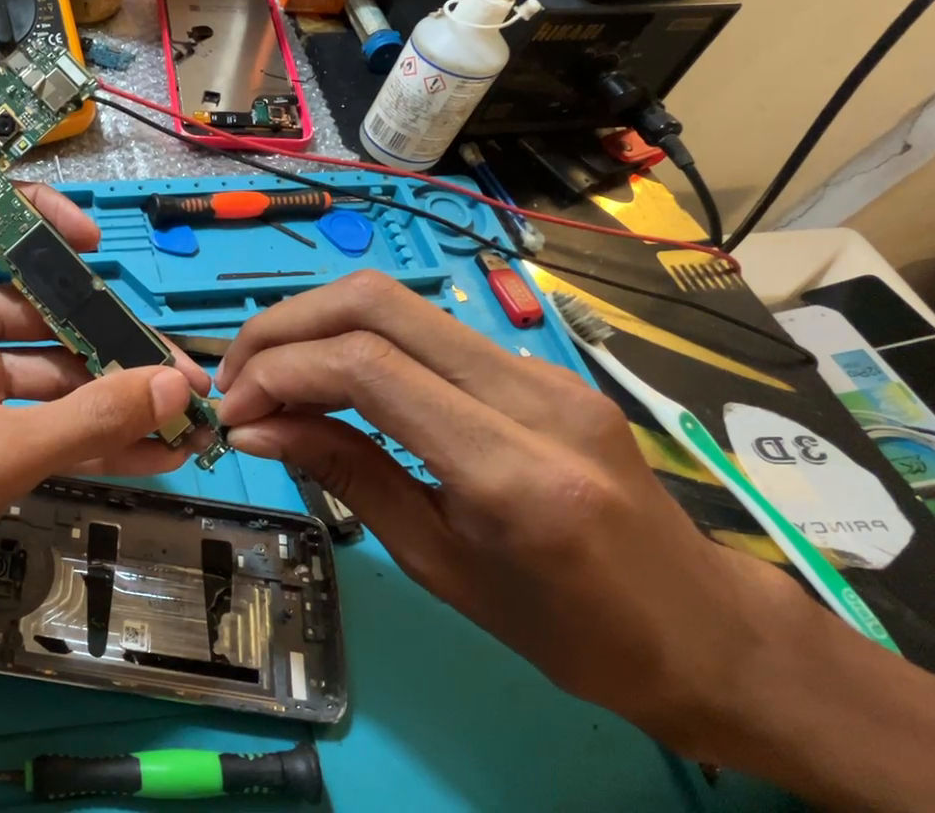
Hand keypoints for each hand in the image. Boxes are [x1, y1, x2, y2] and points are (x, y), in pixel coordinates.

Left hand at [0, 185, 211, 652]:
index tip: (92, 243)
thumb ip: (90, 419)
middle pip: (24, 298)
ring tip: (181, 415)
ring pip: (33, 364)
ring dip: (100, 392)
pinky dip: (73, 430)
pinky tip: (145, 454)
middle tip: (174, 363)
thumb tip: (177, 384)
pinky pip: (24, 413)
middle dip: (101, 331)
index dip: (31, 211)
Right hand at [213, 271, 814, 754]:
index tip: (234, 414)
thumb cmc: (566, 629)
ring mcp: (542, 370)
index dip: (280, 373)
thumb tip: (256, 430)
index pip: (368, 366)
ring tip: (267, 378)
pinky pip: (427, 331)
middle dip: (285, 326)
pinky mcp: (539, 367)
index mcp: (510, 468)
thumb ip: (345, 473)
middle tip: (237, 378)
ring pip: (399, 302)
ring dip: (315, 327)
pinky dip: (357, 342)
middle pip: (378, 302)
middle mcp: (531, 394)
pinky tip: (328, 381)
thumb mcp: (436, 561)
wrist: (701, 631)